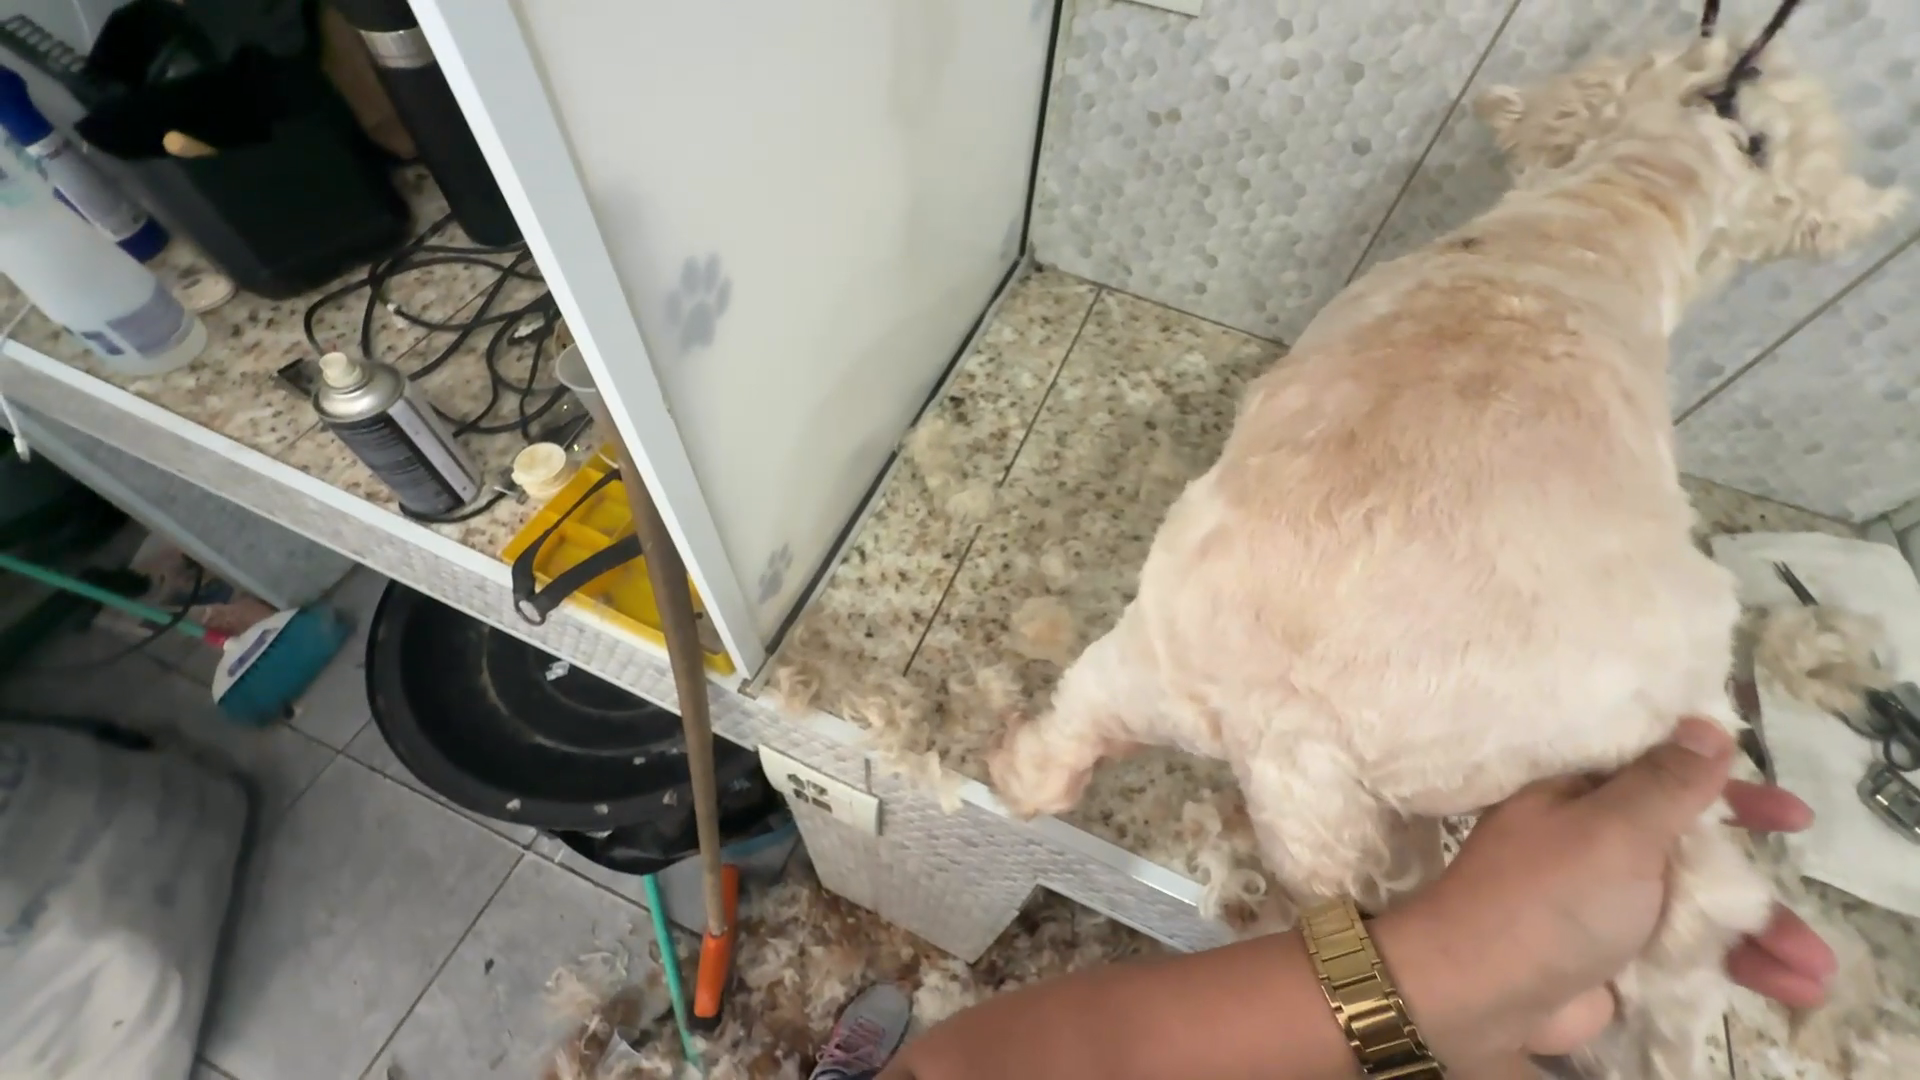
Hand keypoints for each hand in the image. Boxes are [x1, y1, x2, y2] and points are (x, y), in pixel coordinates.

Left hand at [1374, 717, 1835, 1064]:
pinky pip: (1686, 948)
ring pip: (1691, 899)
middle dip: (1747, 861)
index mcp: (1568, 796)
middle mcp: (1581, 838)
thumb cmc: (1548, 895)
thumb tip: (1700, 726)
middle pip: (1678, 838)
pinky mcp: (1611, 949)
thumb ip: (1662, 784)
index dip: (1715, 785)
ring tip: (1813, 966)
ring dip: (1758, 927)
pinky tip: (1790, 986)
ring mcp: (1597, 896)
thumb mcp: (1610, 829)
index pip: (1647, 775)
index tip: (1784, 807)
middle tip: (1807, 881)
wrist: (1487, 986)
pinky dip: (1737, 964)